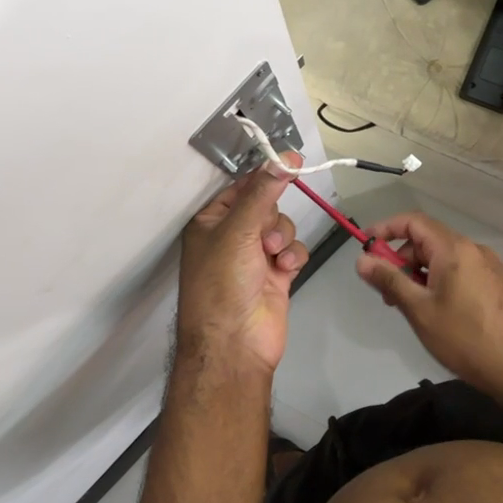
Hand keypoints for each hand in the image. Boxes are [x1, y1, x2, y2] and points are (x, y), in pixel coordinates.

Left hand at [177, 157, 309, 372]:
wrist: (234, 345)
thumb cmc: (223, 282)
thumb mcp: (238, 231)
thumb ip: (263, 193)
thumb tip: (285, 157)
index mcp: (210, 221)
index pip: (239, 187)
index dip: (263, 176)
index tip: (290, 162)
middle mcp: (230, 236)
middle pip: (265, 205)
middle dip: (272, 216)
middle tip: (266, 235)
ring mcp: (253, 257)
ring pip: (282, 227)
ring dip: (283, 238)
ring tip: (274, 256)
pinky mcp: (275, 275)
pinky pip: (292, 251)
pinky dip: (292, 257)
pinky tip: (286, 270)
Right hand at [354, 212, 502, 405]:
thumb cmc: (466, 339)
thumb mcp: (420, 310)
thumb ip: (389, 280)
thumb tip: (361, 260)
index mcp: (454, 249)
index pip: (413, 221)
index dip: (385, 229)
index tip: (365, 248)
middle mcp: (474, 249)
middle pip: (427, 240)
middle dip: (400, 260)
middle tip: (386, 292)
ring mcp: (489, 267)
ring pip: (443, 258)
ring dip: (419, 274)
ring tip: (409, 307)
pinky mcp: (497, 285)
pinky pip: (459, 271)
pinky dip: (439, 281)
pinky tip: (434, 311)